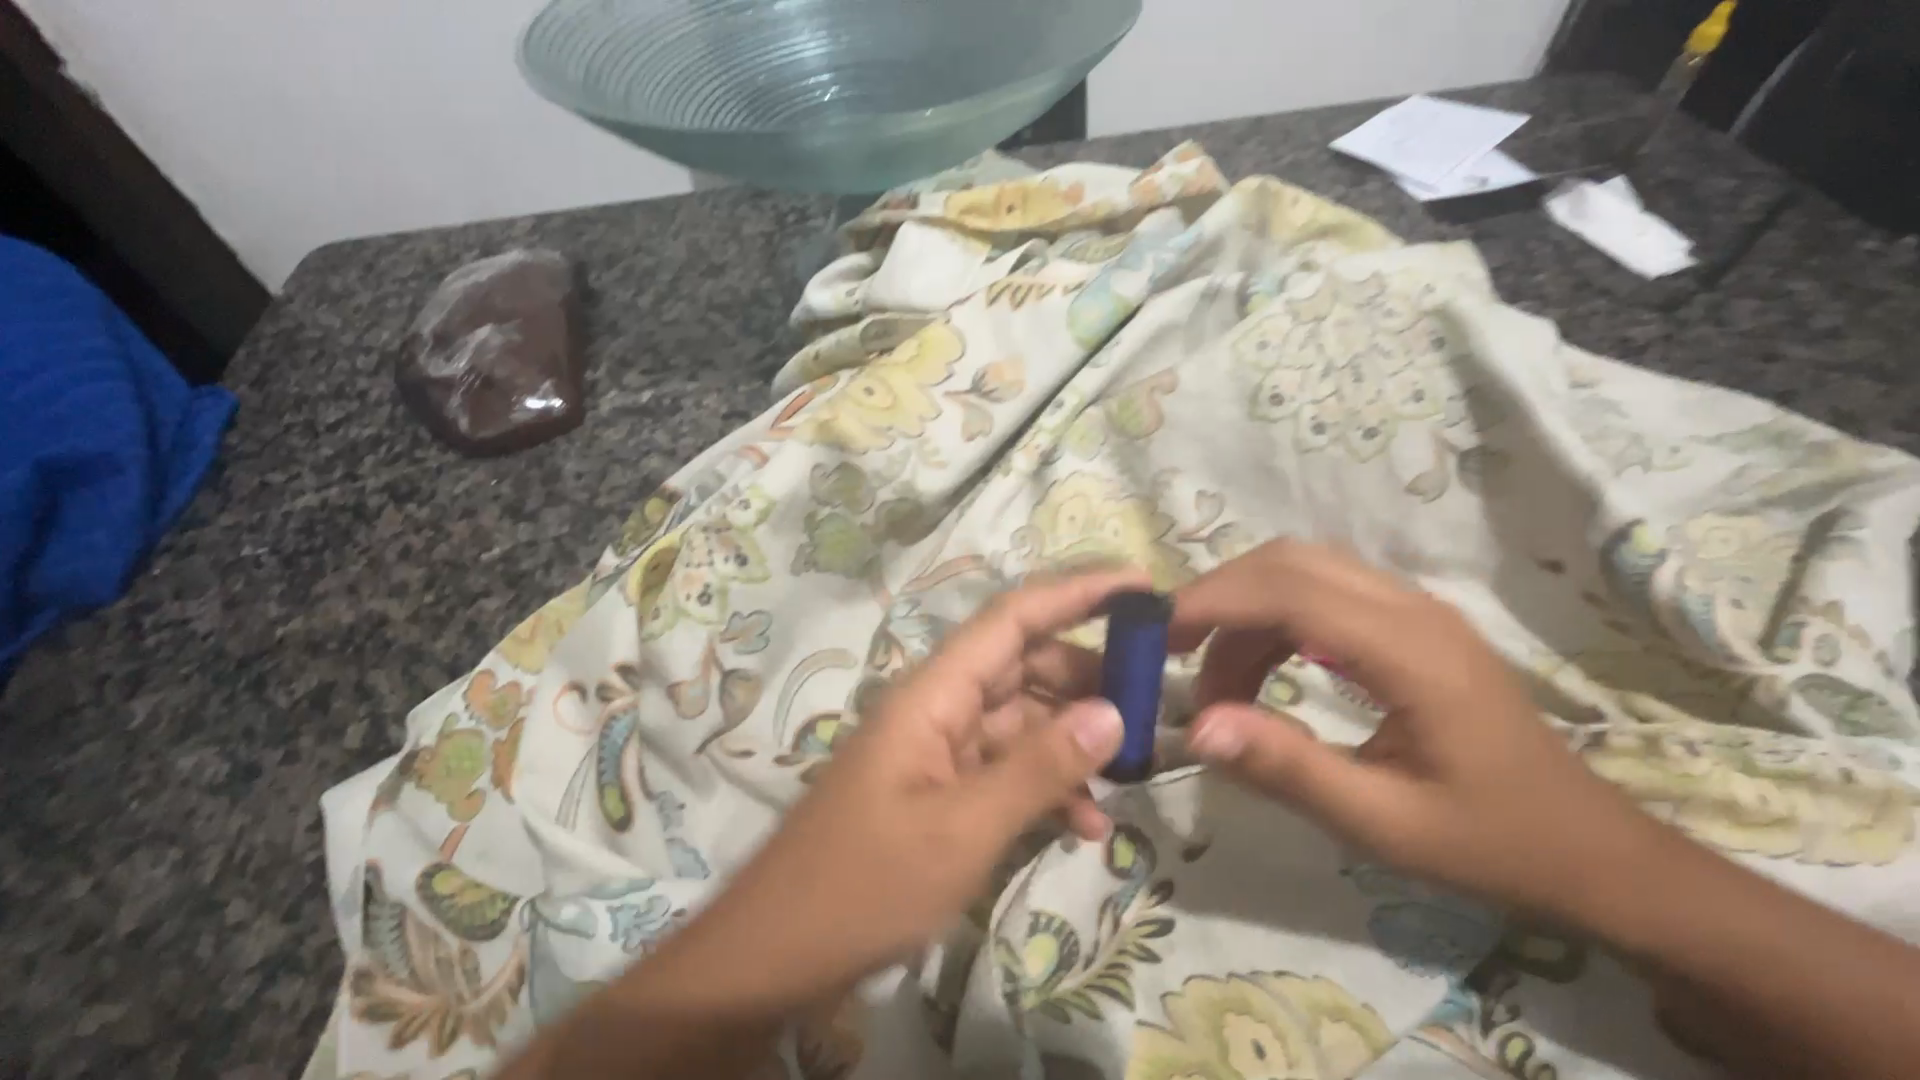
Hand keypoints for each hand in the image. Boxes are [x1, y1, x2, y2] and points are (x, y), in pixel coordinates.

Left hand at [663, 569, 1141, 1012]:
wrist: (778, 953)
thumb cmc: (866, 883)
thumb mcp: (963, 829)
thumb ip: (1039, 768)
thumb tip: (1114, 712)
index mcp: (932, 695)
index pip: (1011, 619)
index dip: (1076, 593)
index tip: (1141, 584)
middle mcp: (936, 709)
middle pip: (1023, 666)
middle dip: (1089, 676)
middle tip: (1157, 699)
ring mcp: (936, 752)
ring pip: (1020, 720)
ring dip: (1074, 739)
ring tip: (1133, 769)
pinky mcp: (938, 793)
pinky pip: (1004, 770)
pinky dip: (1045, 786)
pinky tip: (1084, 825)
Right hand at [1172, 540, 1656, 918]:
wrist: (1589, 850)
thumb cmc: (1488, 841)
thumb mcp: (1382, 823)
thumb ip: (1287, 769)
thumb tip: (1196, 728)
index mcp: (1409, 652)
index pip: (1288, 590)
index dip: (1212, 603)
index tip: (1153, 639)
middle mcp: (1412, 610)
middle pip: (1289, 561)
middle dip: (1218, 598)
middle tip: (1170, 655)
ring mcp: (1417, 612)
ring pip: (1304, 570)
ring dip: (1245, 612)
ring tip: (1215, 685)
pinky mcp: (1414, 626)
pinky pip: (1324, 594)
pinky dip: (1273, 621)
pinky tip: (1260, 675)